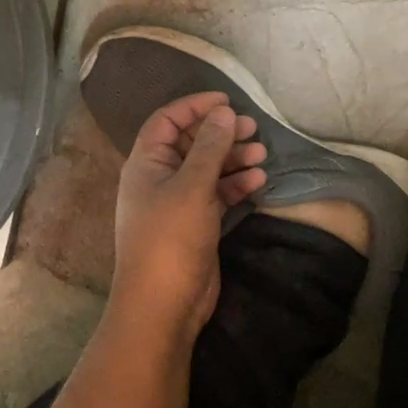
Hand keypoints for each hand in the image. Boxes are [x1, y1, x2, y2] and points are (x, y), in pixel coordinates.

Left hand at [110, 92, 268, 335]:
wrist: (162, 306)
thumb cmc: (170, 239)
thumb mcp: (192, 187)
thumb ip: (210, 147)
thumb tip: (224, 112)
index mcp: (146, 163)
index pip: (168, 121)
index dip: (195, 106)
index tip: (227, 101)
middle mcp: (159, 178)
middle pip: (192, 142)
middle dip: (221, 132)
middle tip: (252, 127)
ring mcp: (178, 202)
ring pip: (208, 168)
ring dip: (234, 158)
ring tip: (262, 153)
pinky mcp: (196, 223)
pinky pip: (217, 193)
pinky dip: (236, 184)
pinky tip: (258, 180)